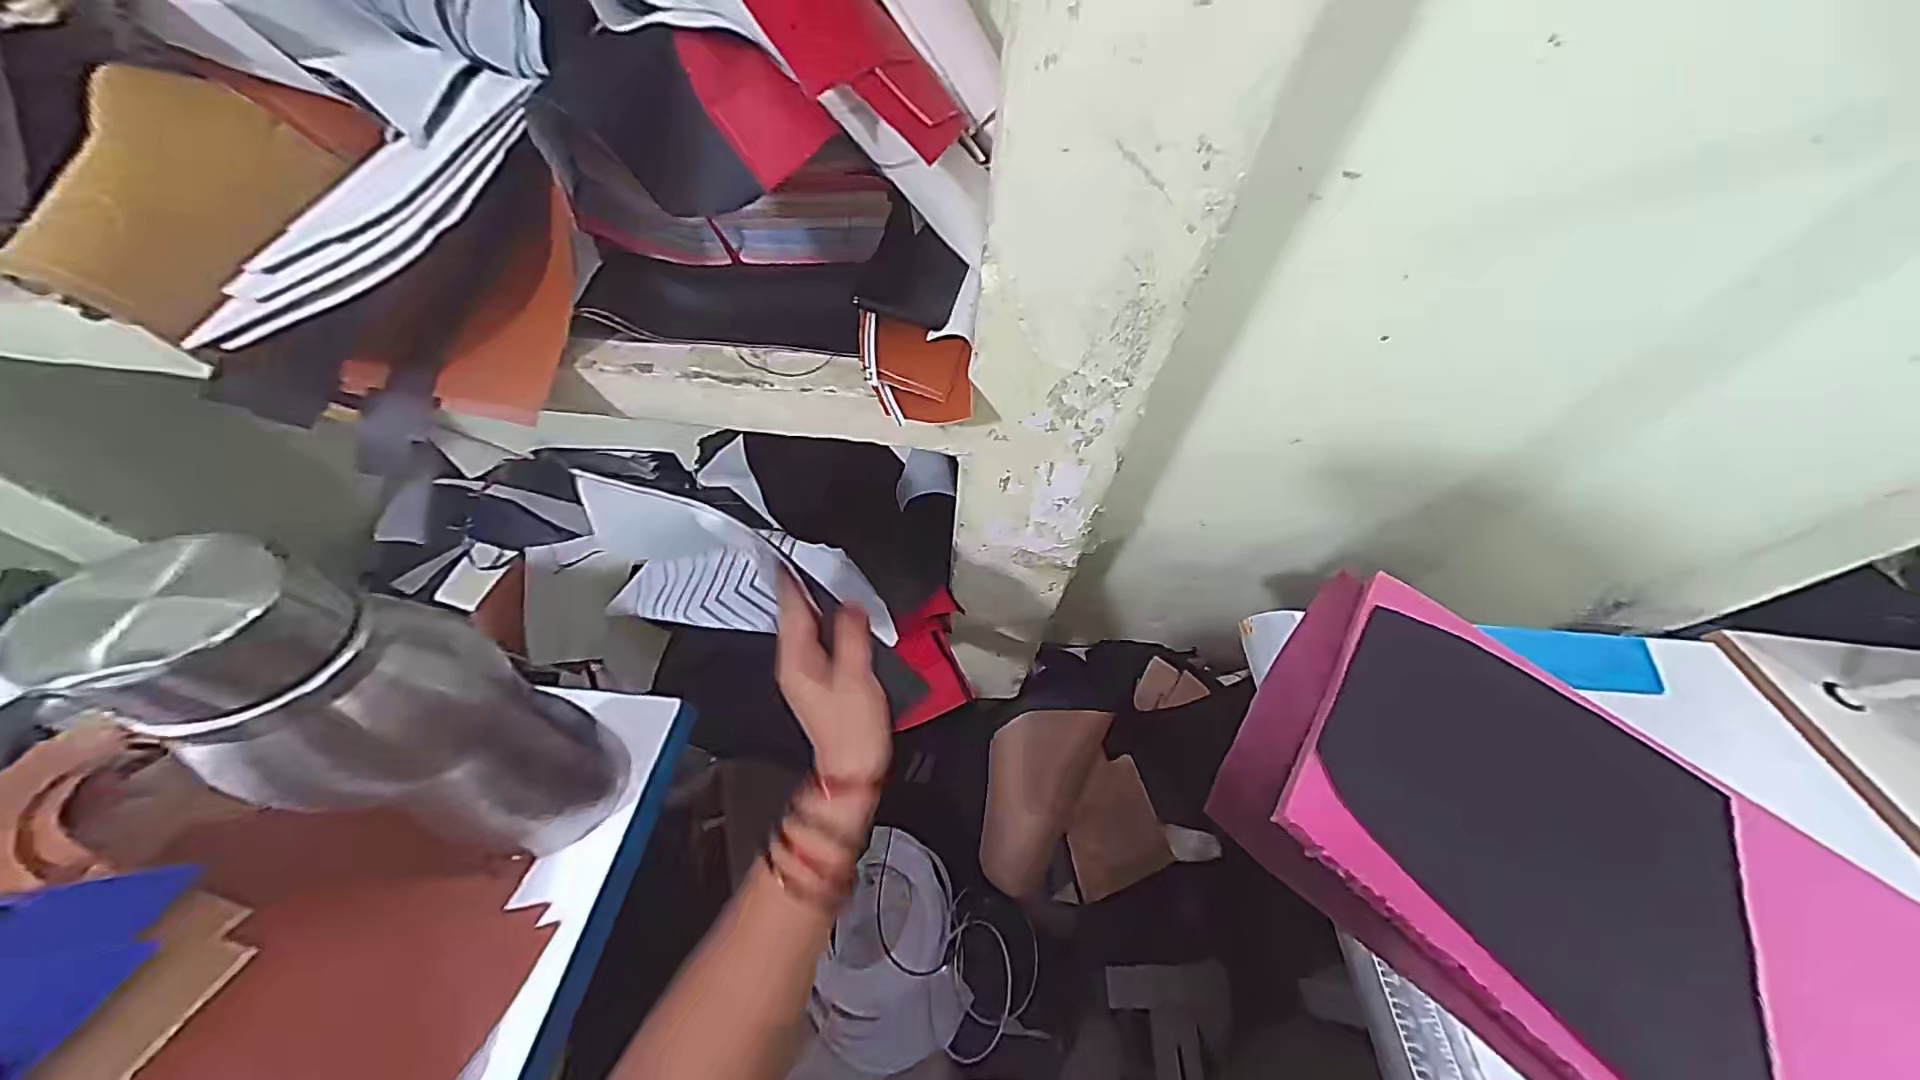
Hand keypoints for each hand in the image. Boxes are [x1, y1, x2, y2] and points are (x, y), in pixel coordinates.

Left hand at [775, 573, 891, 787]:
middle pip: (792, 617)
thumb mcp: (856, 674)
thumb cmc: (852, 728)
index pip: (790, 610)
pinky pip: (811, 641)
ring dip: (809, 606)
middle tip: (803, 562)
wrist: (851, 765)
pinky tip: (831, 618)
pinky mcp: (813, 679)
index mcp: (797, 660)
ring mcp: (800, 673)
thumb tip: (850, 605)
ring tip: (817, 582)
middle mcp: (792, 664)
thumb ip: (851, 634)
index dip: (790, 582)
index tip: (788, 559)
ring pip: (801, 628)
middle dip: (799, 590)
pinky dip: (819, 624)